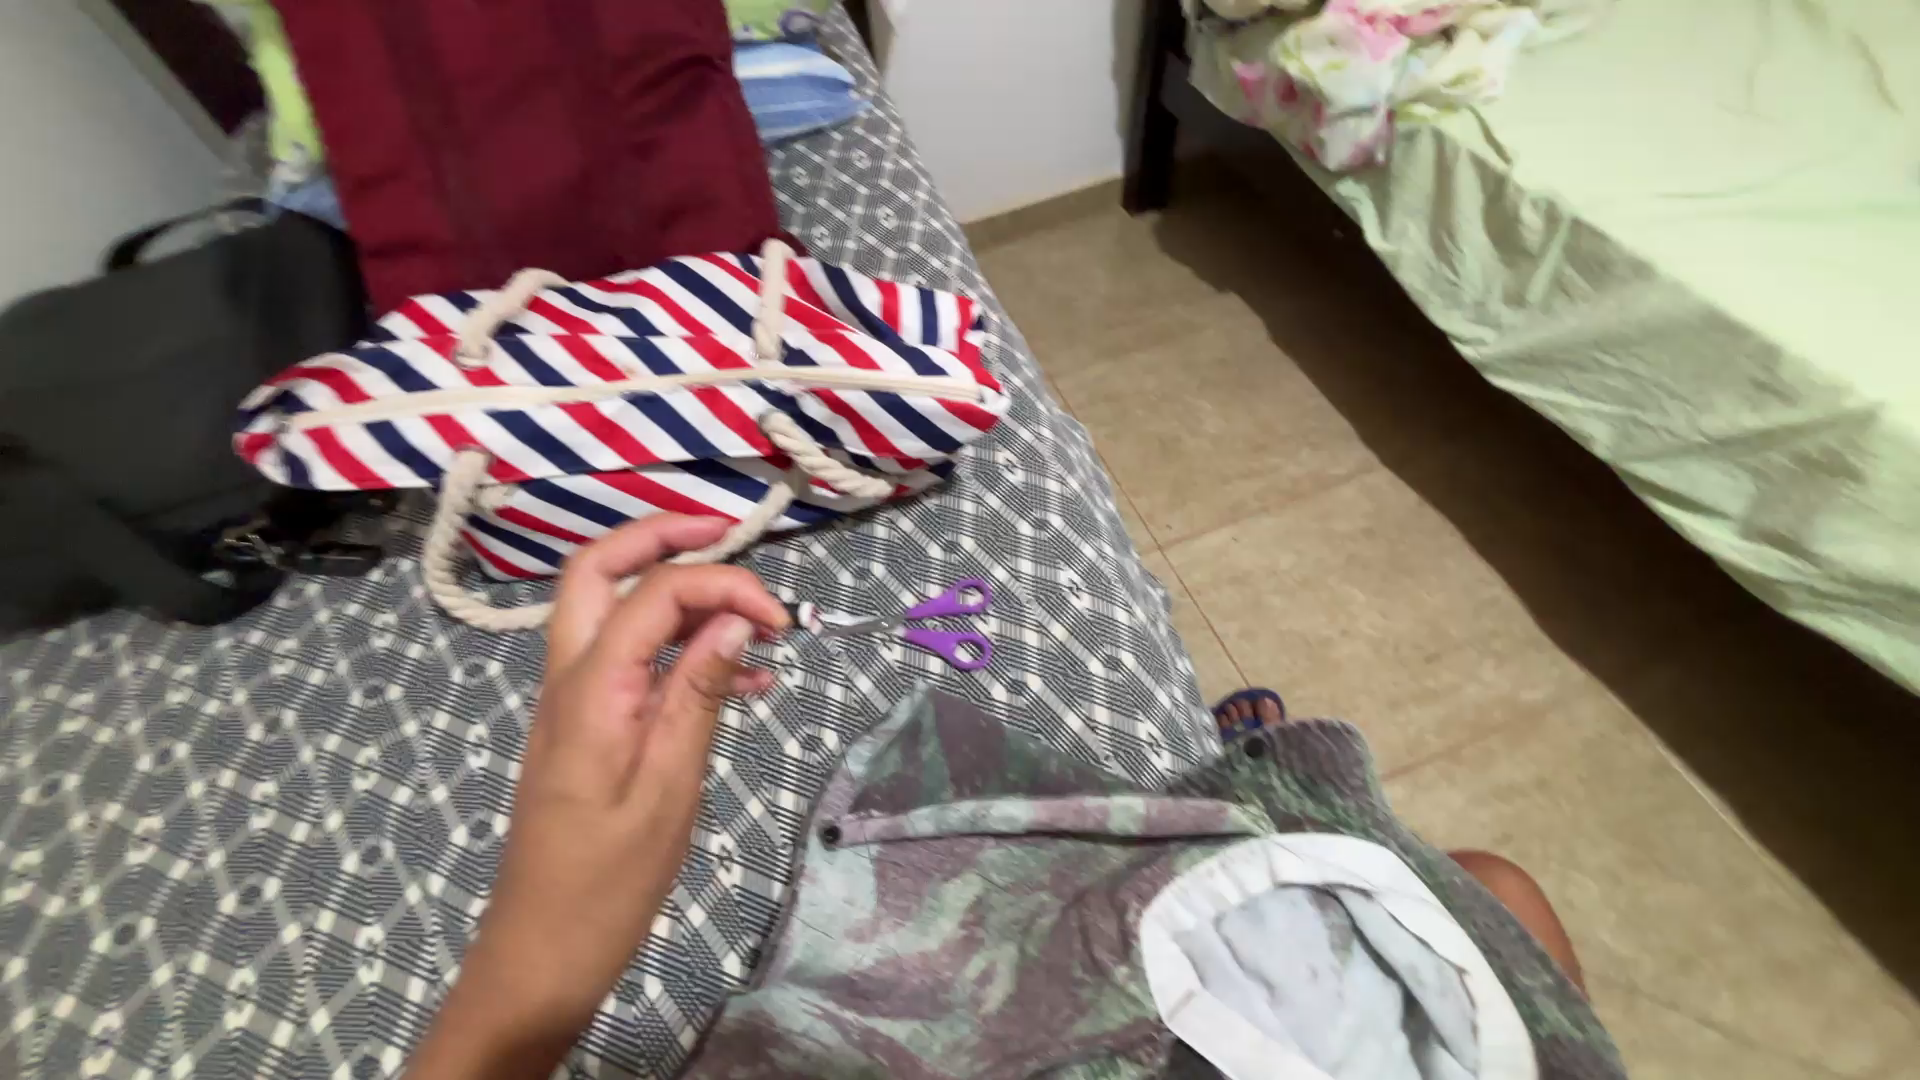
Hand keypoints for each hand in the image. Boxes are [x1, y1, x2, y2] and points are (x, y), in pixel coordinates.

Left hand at [408, 516, 789, 1079]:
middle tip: (726, 532)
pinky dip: (684, 647)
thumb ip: (700, 691)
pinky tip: (744, 679)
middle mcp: (573, 674)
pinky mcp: (593, 721)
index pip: (658, 593)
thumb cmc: (609, 879)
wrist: (542, 952)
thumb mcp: (671, 784)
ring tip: (749, 616)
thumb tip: (737, 619)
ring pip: (618, 608)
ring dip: (678, 592)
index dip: (725, 587)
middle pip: (601, 569)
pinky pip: (636, 658)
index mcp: (592, 686)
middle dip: (663, 537)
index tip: (781, 621)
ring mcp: (578, 696)